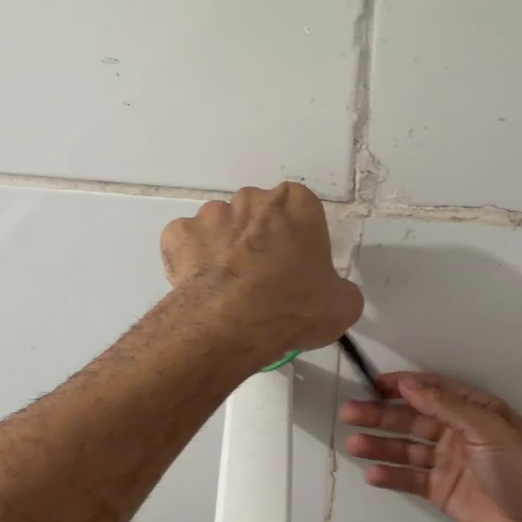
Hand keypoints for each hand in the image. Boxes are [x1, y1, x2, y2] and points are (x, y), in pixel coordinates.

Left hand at [161, 183, 362, 358]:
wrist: (233, 323)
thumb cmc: (295, 306)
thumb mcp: (342, 305)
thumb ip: (339, 289)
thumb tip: (330, 295)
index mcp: (297, 203)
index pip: (303, 215)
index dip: (300, 245)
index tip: (299, 273)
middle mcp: (252, 198)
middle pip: (260, 218)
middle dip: (261, 243)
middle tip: (265, 284)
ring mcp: (211, 214)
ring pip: (222, 230)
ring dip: (226, 251)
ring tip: (232, 292)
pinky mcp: (178, 236)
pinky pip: (187, 245)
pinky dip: (192, 263)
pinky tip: (203, 288)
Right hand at [340, 373, 521, 521]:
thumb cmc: (518, 467)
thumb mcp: (486, 428)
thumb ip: (445, 405)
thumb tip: (408, 383)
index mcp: (475, 411)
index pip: (432, 392)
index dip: (403, 387)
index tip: (372, 385)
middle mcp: (458, 433)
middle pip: (413, 420)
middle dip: (381, 416)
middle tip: (350, 413)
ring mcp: (448, 463)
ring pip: (407, 448)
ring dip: (380, 445)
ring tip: (353, 444)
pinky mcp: (441, 491)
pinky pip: (410, 478)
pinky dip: (391, 475)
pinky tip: (372, 474)